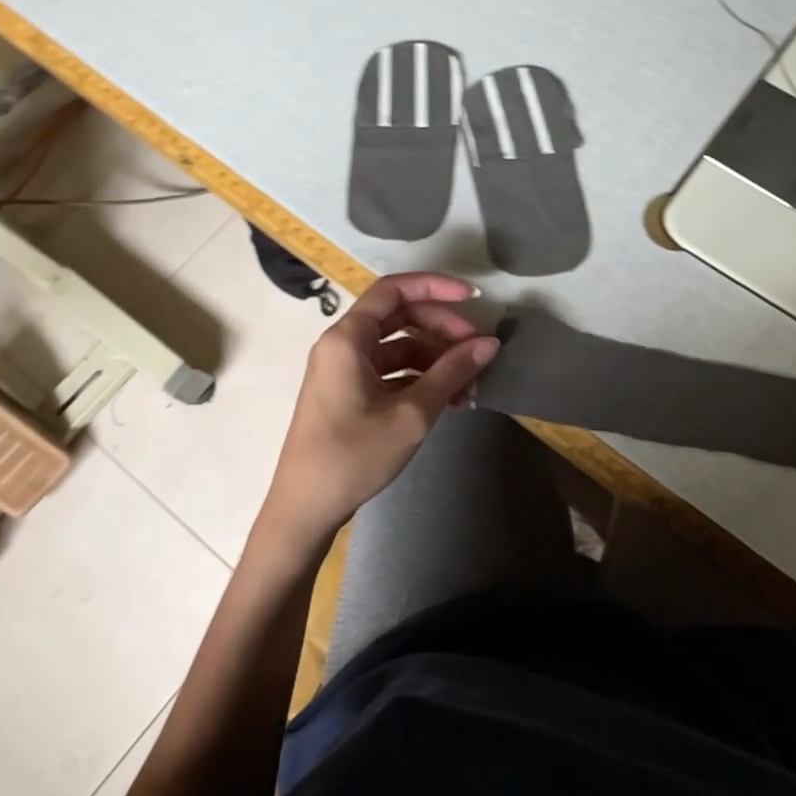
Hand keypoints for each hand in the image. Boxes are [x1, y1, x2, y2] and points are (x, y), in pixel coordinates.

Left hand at [268, 272, 498, 537]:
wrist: (306, 508)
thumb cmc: (353, 456)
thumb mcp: (411, 414)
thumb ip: (452, 373)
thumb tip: (489, 343)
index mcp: (347, 339)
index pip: (394, 290)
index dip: (436, 287)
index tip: (474, 298)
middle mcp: (342, 345)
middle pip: (399, 317)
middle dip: (442, 328)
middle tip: (478, 349)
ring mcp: (344, 370)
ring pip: (397, 347)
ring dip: (436, 358)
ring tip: (472, 384)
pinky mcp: (349, 394)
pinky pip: (390, 372)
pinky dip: (420, 379)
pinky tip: (451, 400)